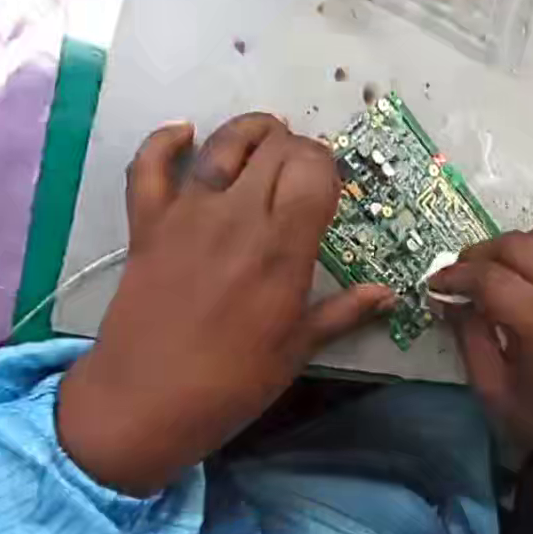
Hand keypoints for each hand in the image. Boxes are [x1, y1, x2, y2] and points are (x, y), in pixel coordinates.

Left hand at [57, 114, 393, 493]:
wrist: (144, 402)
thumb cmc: (230, 385)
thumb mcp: (295, 352)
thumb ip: (342, 314)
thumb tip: (388, 294)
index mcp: (282, 250)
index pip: (315, 170)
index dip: (327, 167)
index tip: (329, 188)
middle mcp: (238, 218)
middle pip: (277, 149)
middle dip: (298, 150)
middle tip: (301, 173)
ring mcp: (187, 216)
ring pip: (224, 144)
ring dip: (252, 131)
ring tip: (267, 137)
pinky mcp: (147, 224)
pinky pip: (150, 166)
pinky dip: (165, 141)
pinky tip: (184, 132)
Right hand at [430, 221, 532, 523]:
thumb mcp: (494, 390)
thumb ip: (469, 337)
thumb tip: (448, 299)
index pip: (487, 277)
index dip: (453, 276)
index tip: (436, 285)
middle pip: (516, 245)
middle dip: (478, 255)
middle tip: (463, 278)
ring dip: (520, 244)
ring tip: (506, 270)